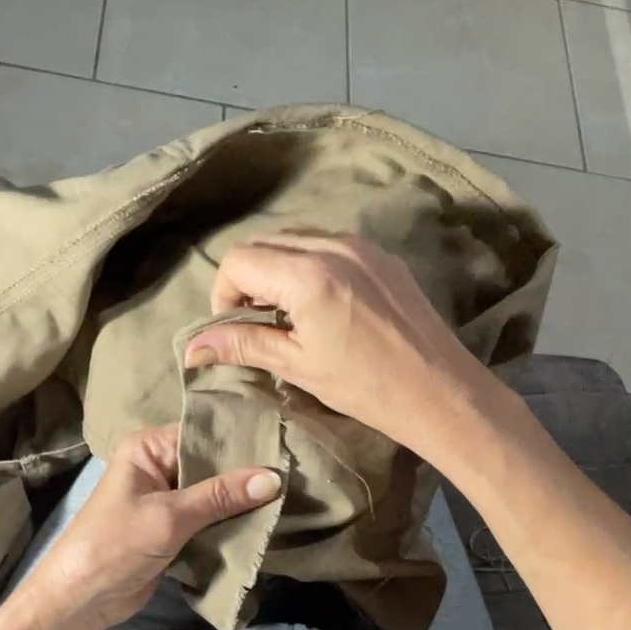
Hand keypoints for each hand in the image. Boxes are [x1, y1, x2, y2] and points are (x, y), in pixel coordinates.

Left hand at [19, 424, 280, 629]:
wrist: (83, 598)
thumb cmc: (115, 545)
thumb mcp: (170, 517)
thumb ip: (221, 497)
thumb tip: (274, 478)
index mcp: (148, 449)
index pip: (201, 433)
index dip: (239, 438)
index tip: (282, 441)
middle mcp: (158, 468)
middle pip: (211, 464)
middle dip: (246, 473)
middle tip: (295, 471)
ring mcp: (167, 501)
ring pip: (214, 495)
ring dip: (242, 502)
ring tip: (290, 495)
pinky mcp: (174, 531)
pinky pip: (210, 520)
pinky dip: (231, 524)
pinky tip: (266, 522)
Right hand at [184, 233, 494, 453]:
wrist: (438, 391)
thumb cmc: (364, 386)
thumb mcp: (296, 366)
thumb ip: (243, 344)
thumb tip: (192, 347)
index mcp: (307, 275)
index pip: (239, 260)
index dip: (224, 294)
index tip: (235, 327)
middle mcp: (333, 246)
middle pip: (264, 242)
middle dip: (247, 279)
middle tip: (257, 322)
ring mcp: (362, 246)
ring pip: (295, 238)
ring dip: (276, 269)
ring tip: (288, 314)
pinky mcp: (382, 255)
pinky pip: (328, 244)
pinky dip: (308, 265)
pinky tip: (320, 305)